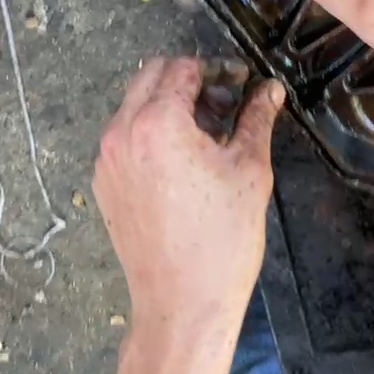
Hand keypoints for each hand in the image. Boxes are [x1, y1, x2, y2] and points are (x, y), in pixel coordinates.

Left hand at [94, 56, 284, 373]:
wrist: (182, 305)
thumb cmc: (222, 238)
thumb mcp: (249, 169)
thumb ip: (257, 118)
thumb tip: (270, 90)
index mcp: (158, 122)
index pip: (184, 68)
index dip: (217, 69)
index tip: (240, 82)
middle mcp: (122, 132)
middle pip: (152, 74)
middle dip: (188, 78)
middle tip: (223, 102)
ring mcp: (107, 158)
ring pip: (135, 103)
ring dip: (167, 102)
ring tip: (206, 132)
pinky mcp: (103, 181)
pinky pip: (124, 135)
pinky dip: (150, 130)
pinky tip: (181, 158)